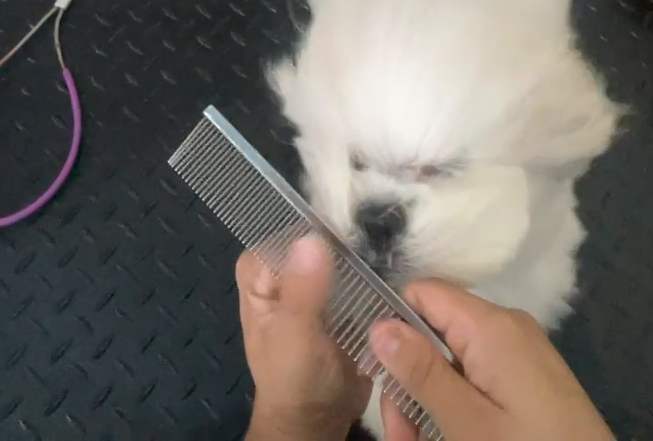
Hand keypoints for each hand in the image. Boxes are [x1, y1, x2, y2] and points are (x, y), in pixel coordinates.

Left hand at [238, 238, 370, 440]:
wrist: (319, 422)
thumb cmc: (295, 380)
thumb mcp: (295, 335)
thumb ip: (302, 289)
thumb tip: (312, 238)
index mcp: (261, 273)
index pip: (288, 231)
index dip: (318, 230)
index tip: (349, 233)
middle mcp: (284, 271)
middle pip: (317, 238)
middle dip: (346, 241)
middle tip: (375, 244)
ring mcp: (312, 282)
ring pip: (339, 253)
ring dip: (363, 256)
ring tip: (388, 258)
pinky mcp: (339, 298)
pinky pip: (356, 273)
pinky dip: (371, 274)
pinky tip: (391, 273)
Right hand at [368, 281, 612, 440]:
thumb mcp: (468, 424)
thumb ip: (422, 372)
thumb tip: (377, 323)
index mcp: (490, 324)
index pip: (421, 293)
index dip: (392, 327)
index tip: (377, 377)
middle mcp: (506, 325)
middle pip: (434, 332)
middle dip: (410, 381)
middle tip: (402, 437)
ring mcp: (522, 351)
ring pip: (453, 360)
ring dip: (430, 400)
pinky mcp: (532, 378)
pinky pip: (479, 376)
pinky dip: (459, 404)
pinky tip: (452, 436)